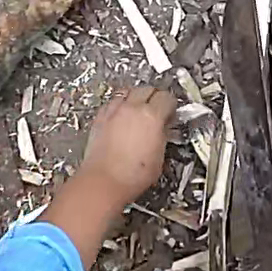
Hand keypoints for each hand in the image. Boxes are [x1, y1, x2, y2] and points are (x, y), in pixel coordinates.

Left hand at [75, 86, 176, 204]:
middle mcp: (132, 108)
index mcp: (152, 116)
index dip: (170, 105)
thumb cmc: (131, 175)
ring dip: (135, 97)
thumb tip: (163, 128)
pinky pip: (112, 101)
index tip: (170, 112)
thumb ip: (162, 135)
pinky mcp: (100, 117)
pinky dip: (119, 104)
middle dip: (154, 97)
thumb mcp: (160, 156)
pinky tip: (121, 114)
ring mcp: (114, 111)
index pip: (167, 97)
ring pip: (128, 91)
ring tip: (138, 109)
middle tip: (157, 108)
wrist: (104, 182)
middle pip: (147, 88)